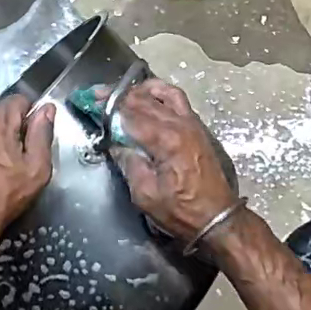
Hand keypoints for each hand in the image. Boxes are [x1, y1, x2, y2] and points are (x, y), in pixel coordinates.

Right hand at [108, 79, 236, 240]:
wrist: (219, 219)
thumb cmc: (181, 211)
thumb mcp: (145, 195)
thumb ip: (129, 164)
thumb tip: (116, 144)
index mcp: (165, 141)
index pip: (130, 115)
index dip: (108, 108)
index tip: (91, 104)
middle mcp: (179, 125)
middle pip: (143, 101)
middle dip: (117, 97)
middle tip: (97, 96)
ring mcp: (190, 123)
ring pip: (161, 94)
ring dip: (138, 91)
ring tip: (121, 93)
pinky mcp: (196, 127)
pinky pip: (178, 99)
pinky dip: (160, 92)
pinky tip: (149, 94)